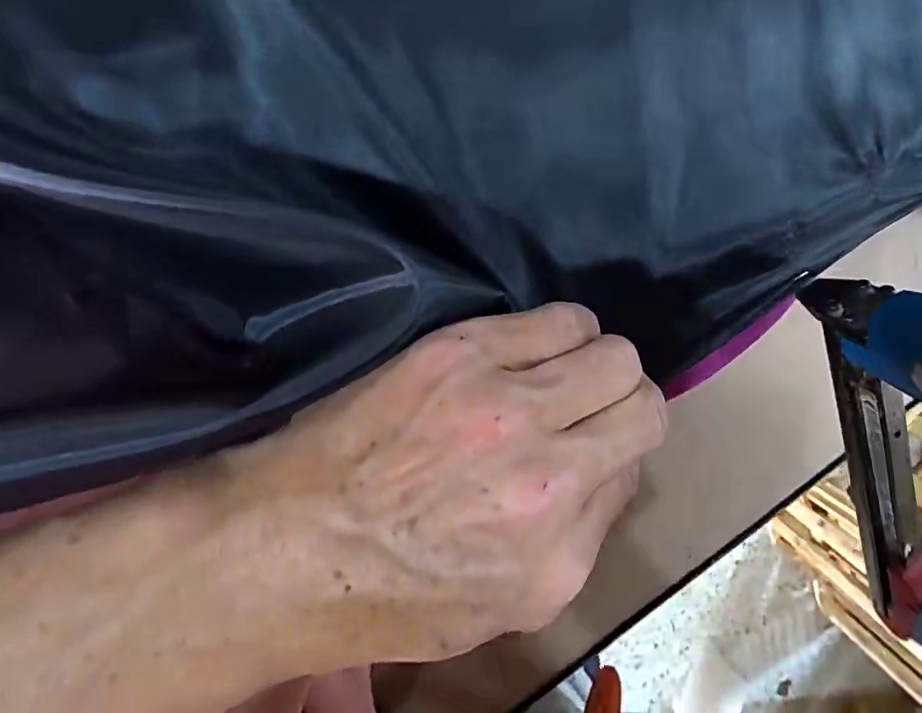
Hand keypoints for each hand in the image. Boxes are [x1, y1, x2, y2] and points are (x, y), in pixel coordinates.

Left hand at [219, 303, 667, 669]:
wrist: (278, 549)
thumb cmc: (393, 588)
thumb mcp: (508, 603)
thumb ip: (585, 531)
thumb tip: (616, 457)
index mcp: (556, 553)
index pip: (640, 459)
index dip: (621, 444)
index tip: (595, 440)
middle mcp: (544, 477)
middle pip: (643, 399)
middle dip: (624, 401)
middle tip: (587, 405)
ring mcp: (506, 406)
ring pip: (614, 353)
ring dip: (597, 363)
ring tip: (560, 375)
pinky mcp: (467, 352)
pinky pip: (565, 319)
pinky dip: (567, 331)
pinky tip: (536, 352)